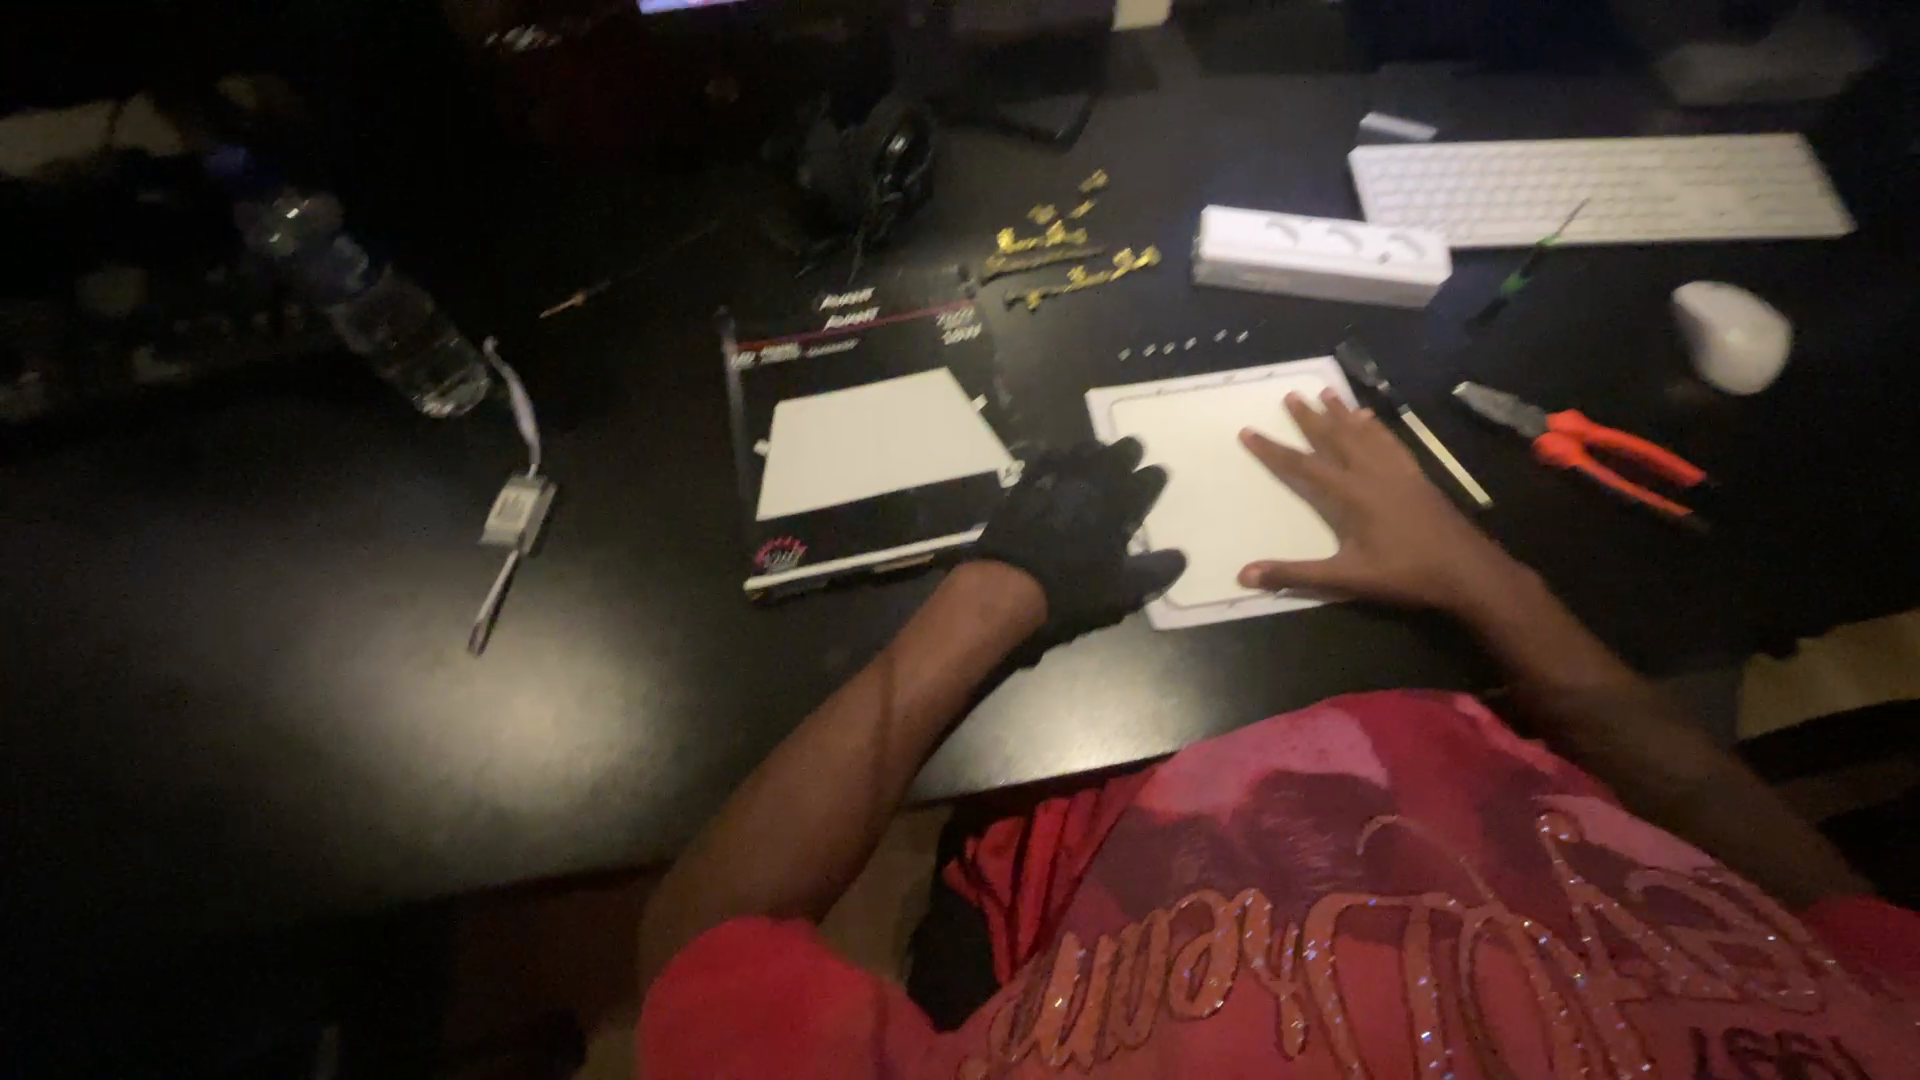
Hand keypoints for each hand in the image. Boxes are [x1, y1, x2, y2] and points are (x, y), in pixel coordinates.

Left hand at [970, 438, 1185, 645]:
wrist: (1009, 583)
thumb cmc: (1072, 588)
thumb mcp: (1122, 591)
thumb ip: (1155, 572)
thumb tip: (1181, 557)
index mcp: (1120, 503)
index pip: (1147, 481)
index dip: (1154, 477)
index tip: (1159, 474)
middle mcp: (1092, 481)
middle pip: (1117, 455)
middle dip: (1129, 452)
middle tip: (1134, 450)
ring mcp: (1057, 478)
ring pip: (1083, 450)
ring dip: (1096, 450)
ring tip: (1100, 452)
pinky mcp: (1026, 483)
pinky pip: (1048, 458)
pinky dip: (1060, 456)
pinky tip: (1059, 459)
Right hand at [1238, 390, 1523, 614]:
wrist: (1470, 573)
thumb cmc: (1406, 574)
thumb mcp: (1345, 578)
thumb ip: (1294, 574)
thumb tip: (1245, 575)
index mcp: (1353, 494)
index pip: (1303, 465)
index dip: (1272, 450)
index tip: (1248, 432)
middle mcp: (1374, 474)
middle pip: (1336, 437)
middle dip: (1310, 417)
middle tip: (1291, 395)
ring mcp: (1399, 472)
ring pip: (1365, 434)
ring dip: (1343, 413)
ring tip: (1327, 392)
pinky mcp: (1417, 477)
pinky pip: (1391, 443)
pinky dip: (1376, 428)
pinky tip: (1370, 419)